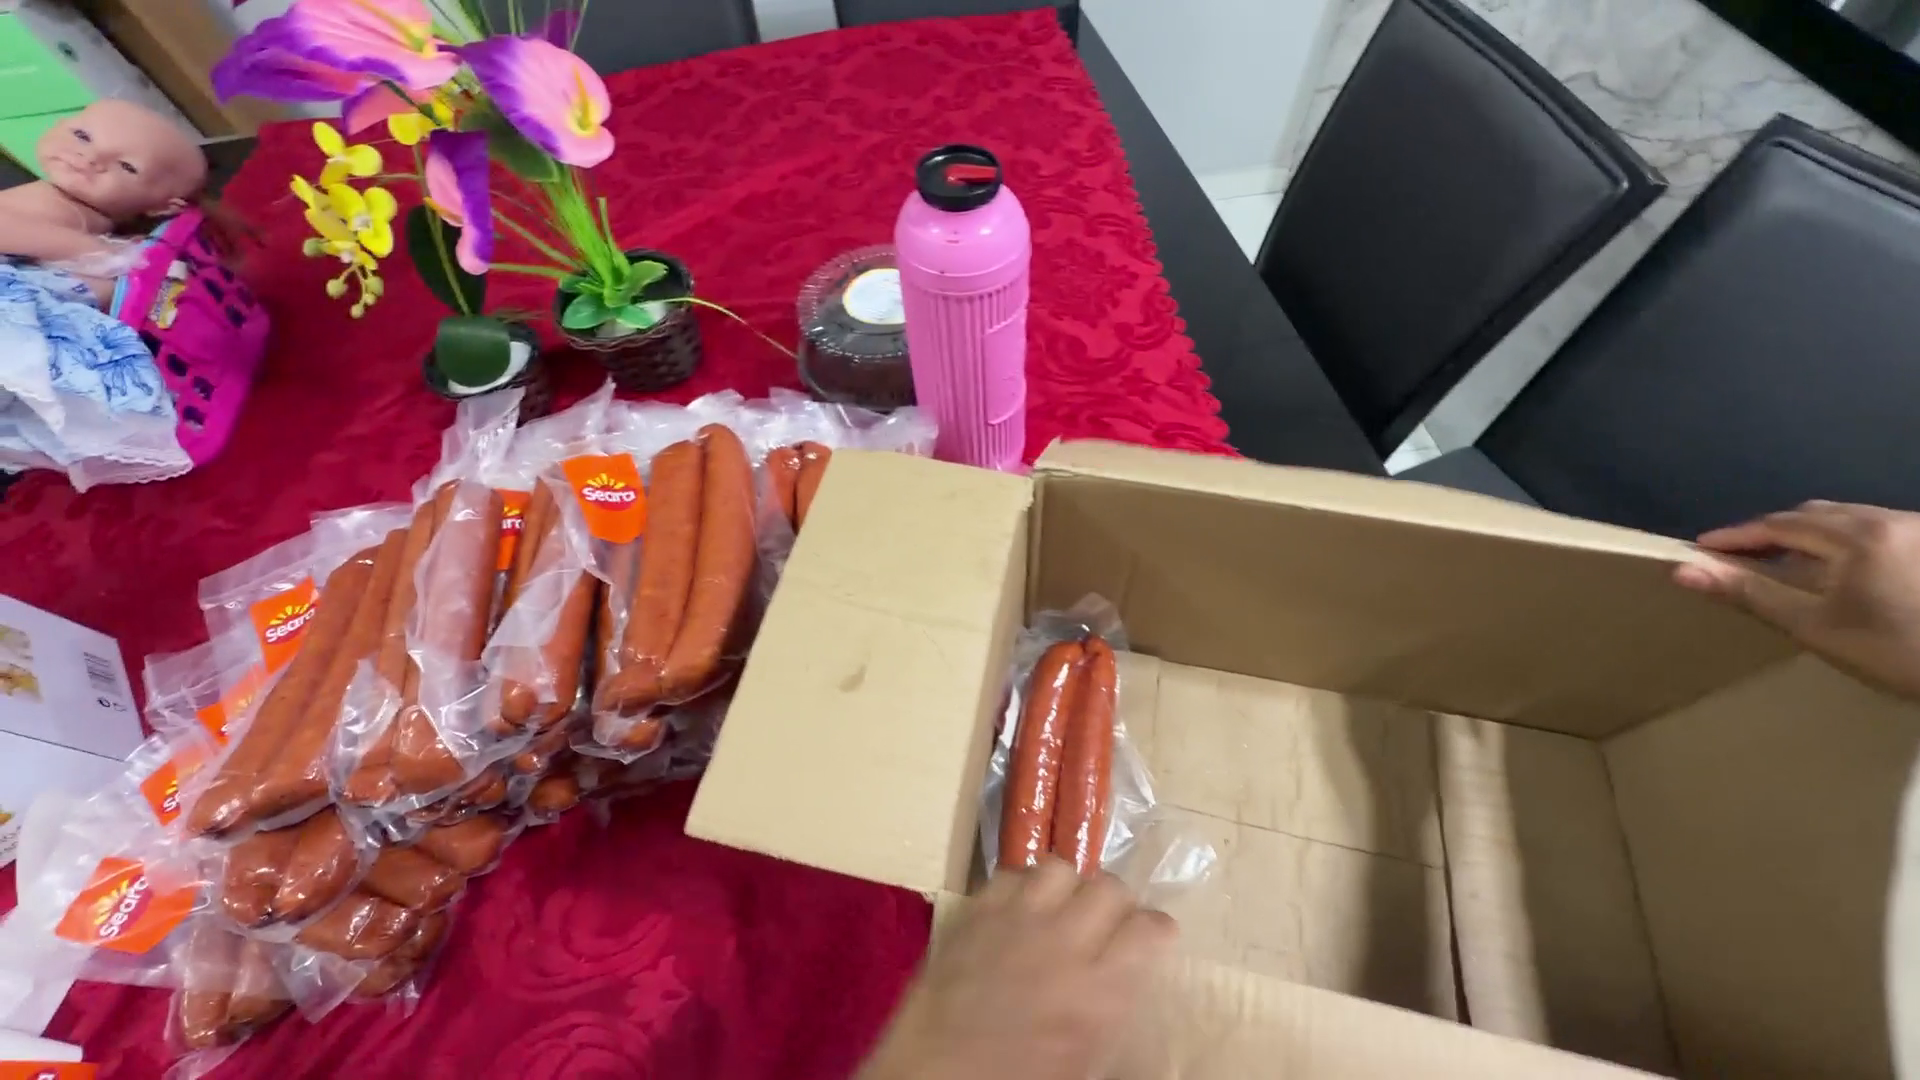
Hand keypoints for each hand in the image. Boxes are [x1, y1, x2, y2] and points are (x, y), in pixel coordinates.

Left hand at [856, 859, 1175, 1079]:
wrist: (938, 1075)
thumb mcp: (1086, 1059)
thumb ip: (1112, 1006)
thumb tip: (1126, 980)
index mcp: (1100, 993)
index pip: (1150, 931)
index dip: (1156, 930)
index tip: (1153, 935)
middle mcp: (1064, 943)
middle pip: (1109, 888)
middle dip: (1116, 900)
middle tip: (1108, 919)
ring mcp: (1017, 920)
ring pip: (1060, 868)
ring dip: (1068, 886)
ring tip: (1062, 906)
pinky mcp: (977, 910)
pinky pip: (1011, 874)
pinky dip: (1022, 886)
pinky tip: (1019, 908)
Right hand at [1675, 500, 1919, 700]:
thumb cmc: (1897, 650)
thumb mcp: (1813, 625)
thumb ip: (1748, 591)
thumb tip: (1682, 570)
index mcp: (1858, 536)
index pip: (1779, 524)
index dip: (1735, 536)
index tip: (1700, 549)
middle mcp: (1894, 521)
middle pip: (1816, 514)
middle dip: (1772, 531)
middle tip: (1739, 556)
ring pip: (1850, 519)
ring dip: (1810, 535)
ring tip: (1786, 563)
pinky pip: (1880, 531)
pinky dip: (1845, 542)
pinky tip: (1841, 570)